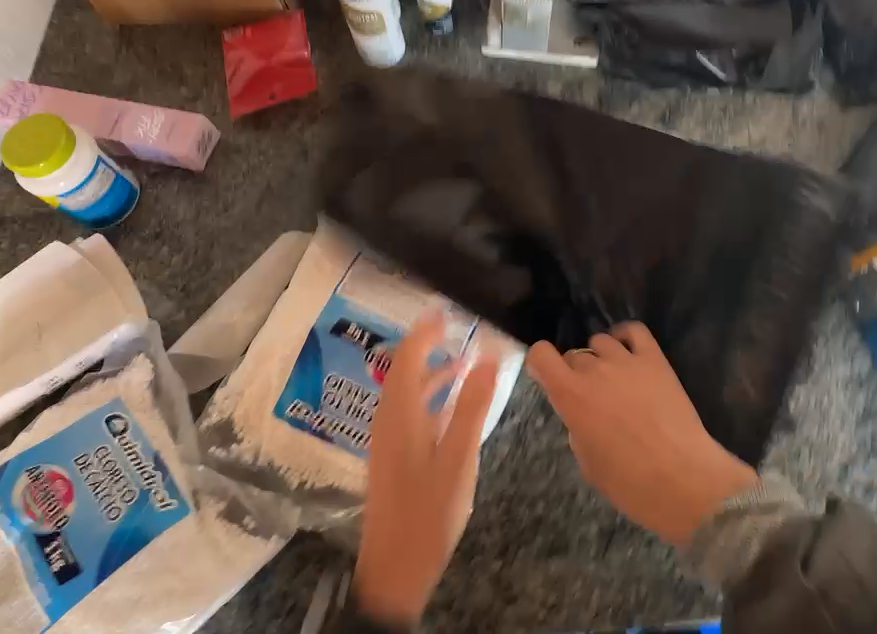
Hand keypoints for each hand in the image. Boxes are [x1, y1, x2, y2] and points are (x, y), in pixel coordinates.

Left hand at [353, 312, 500, 625]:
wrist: (393, 568)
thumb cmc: (427, 511)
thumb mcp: (458, 457)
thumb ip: (473, 406)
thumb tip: (488, 356)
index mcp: (399, 412)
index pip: (407, 355)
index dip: (424, 329)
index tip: (444, 308)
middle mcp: (388, 419)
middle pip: (404, 370)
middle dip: (429, 347)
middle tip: (457, 329)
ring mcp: (388, 440)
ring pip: (407, 392)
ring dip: (432, 374)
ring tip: (463, 362)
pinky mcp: (392, 457)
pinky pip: (409, 411)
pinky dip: (430, 398)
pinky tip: (452, 407)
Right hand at [528, 322, 757, 548]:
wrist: (682, 480)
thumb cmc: (630, 483)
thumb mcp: (588, 463)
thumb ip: (578, 429)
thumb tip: (583, 415)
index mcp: (570, 395)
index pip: (540, 355)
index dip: (540, 363)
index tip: (547, 377)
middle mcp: (594, 370)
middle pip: (574, 355)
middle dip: (576, 372)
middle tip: (591, 397)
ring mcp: (626, 361)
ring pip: (601, 341)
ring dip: (601, 358)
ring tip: (614, 378)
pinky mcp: (655, 359)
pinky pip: (634, 331)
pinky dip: (626, 337)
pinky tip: (628, 351)